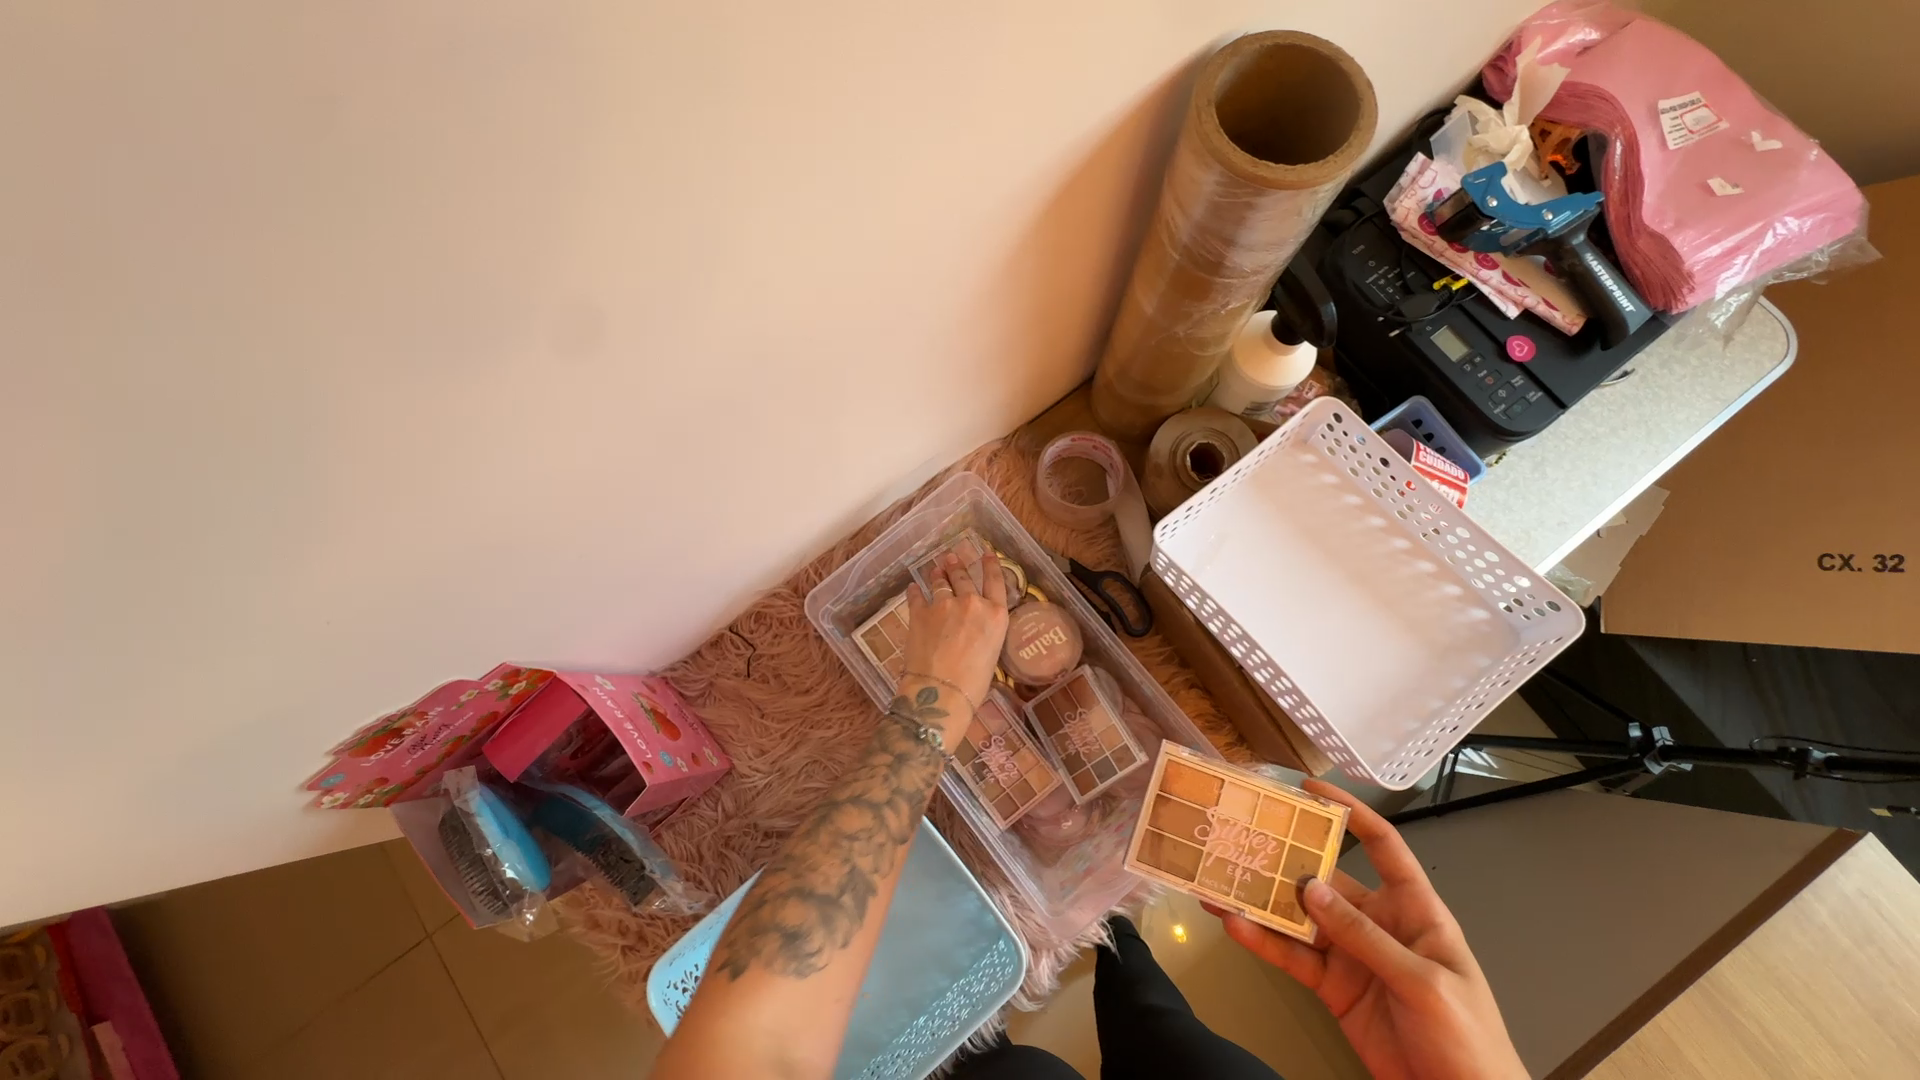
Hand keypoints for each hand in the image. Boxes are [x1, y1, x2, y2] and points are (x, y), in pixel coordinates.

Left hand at [899, 553, 1007, 742]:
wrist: (940, 693)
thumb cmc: (973, 684)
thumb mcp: (991, 654)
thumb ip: (985, 632)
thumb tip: (973, 629)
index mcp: (995, 615)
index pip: (995, 581)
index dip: (991, 564)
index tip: (986, 552)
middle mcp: (972, 603)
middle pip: (965, 577)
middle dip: (957, 566)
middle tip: (951, 558)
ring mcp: (944, 605)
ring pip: (940, 583)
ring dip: (938, 575)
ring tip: (935, 569)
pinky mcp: (919, 613)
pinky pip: (916, 596)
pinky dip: (915, 591)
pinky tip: (913, 588)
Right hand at [1212, 779, 1525, 1079]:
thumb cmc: (1466, 1037)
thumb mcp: (1422, 982)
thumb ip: (1364, 936)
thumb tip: (1309, 887)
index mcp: (1412, 909)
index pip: (1383, 846)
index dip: (1351, 813)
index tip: (1310, 789)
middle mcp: (1376, 922)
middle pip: (1325, 879)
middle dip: (1284, 860)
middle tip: (1240, 839)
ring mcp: (1350, 954)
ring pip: (1298, 918)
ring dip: (1261, 903)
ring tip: (1219, 884)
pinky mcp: (1330, 986)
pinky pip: (1291, 956)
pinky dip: (1263, 942)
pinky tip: (1235, 927)